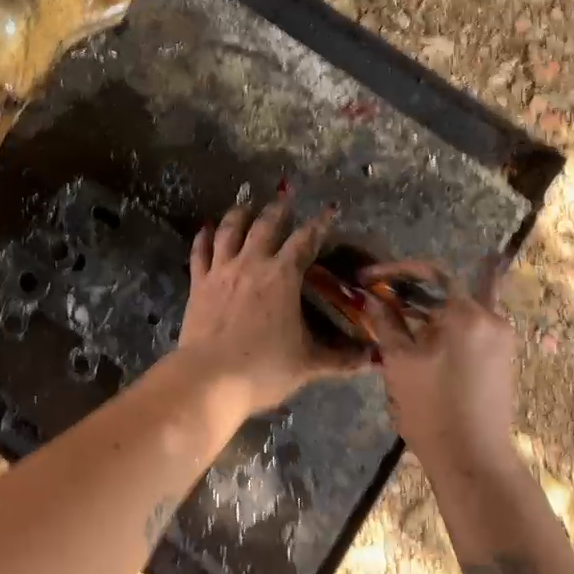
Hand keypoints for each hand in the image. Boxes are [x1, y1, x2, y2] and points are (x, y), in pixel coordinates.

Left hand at [176, 194, 370, 413]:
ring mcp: (221, 271)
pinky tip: (203, 229)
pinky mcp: (198, 283)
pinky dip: (202, 238)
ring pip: (229, 232)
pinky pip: (200, 253)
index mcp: (282, 277)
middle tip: (285, 196)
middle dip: (278, 210)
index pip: (305, 242)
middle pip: (265, 226)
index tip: (329, 211)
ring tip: (246, 204)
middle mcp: (251, 264)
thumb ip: (342, 358)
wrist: (210, 377)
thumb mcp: (310, 364)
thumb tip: (375, 359)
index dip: (319, 225)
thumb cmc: (264, 368)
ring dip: (239, 215)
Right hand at [362, 273, 517, 465]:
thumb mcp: (398, 359)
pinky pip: (472, 326)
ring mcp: (502, 341)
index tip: (369, 277)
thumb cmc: (431, 405)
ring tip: (397, 311)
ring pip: (462, 306)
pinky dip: (446, 322)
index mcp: (468, 315)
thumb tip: (373, 297)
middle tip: (383, 290)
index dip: (397, 269)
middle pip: (450, 287)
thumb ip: (386, 321)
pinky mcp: (501, 359)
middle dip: (414, 285)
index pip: (432, 272)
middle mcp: (492, 320)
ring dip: (430, 304)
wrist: (472, 458)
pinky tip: (421, 334)